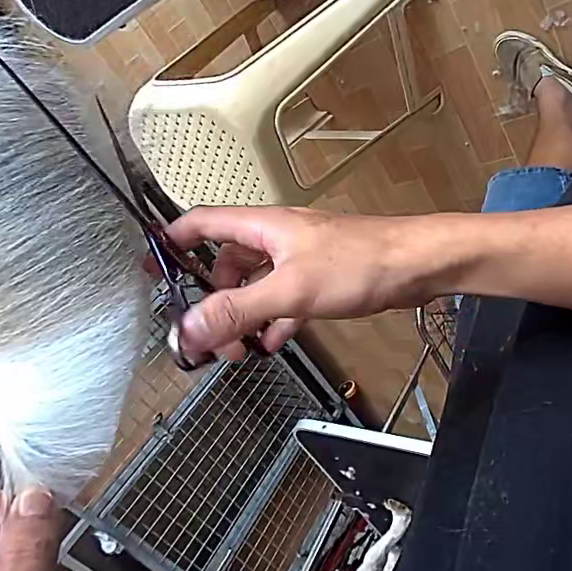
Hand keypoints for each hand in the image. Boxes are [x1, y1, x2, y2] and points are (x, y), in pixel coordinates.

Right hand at [166, 207, 448, 361]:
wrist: (417, 265)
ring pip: (257, 284)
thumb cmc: (361, 262)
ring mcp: (300, 257)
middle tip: (209, 334)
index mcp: (263, 227)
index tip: (153, 268)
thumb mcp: (290, 290)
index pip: (203, 224)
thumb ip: (238, 309)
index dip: (173, 242)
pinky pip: (285, 298)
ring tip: (241, 346)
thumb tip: (188, 328)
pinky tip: (277, 340)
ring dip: (245, 313)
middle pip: (228, 263)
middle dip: (214, 298)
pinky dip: (275, 319)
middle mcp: (278, 238)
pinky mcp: (322, 276)